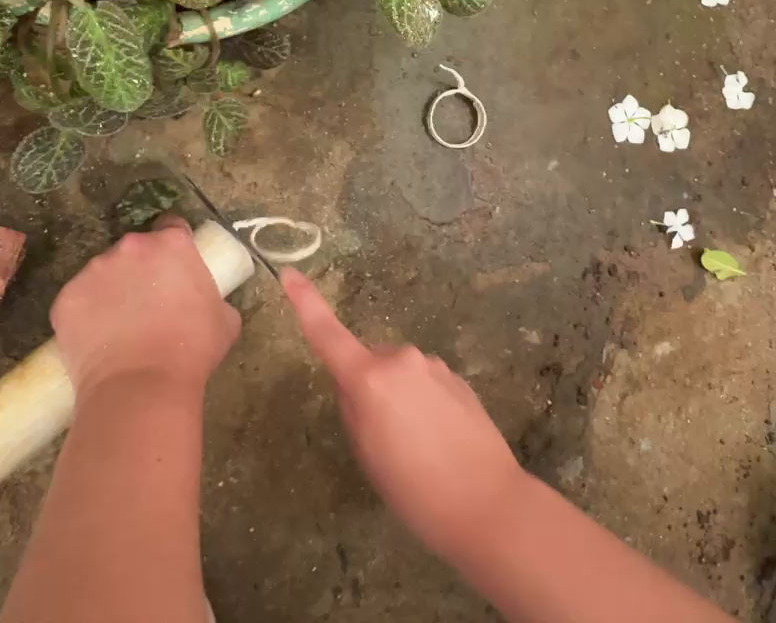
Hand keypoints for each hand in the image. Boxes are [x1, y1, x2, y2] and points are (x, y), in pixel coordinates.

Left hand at [51, 217, 239, 395]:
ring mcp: (93, 270)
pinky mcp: (66, 298)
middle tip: (149, 302)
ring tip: (121, 326)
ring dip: (113, 289)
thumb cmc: (192, 349)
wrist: (141, 386)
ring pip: (104, 273)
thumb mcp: (225, 317)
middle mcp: (130, 247)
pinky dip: (87, 313)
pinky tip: (99, 339)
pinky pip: (79, 299)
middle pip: (135, 249)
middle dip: (141, 268)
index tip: (175, 267)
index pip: (172, 227)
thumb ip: (212, 297)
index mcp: (171, 244)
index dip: (174, 245)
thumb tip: (203, 303)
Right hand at [281, 268, 527, 555]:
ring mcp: (434, 366)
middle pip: (368, 362)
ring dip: (397, 397)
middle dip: (366, 386)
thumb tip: (354, 386)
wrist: (487, 502)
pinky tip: (438, 442)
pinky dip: (422, 403)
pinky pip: (424, 383)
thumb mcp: (367, 454)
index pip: (328, 334)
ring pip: (398, 374)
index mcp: (370, 378)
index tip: (289, 274)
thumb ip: (353, 408)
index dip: (306, 302)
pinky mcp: (457, 378)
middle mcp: (402, 359)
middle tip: (381, 438)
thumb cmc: (414, 489)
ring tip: (414, 447)